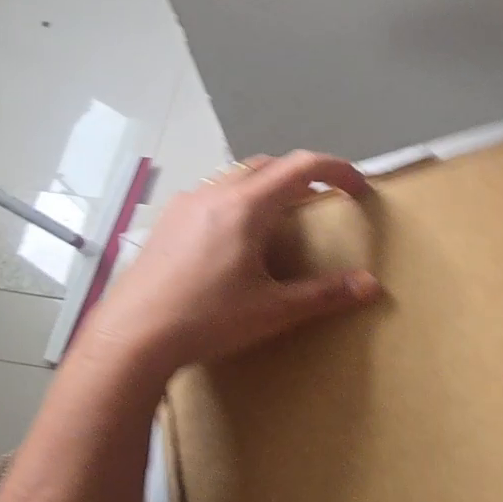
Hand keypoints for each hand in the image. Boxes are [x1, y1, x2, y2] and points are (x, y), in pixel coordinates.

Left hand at [77, 150, 382, 375]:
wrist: (131, 337)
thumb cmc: (206, 320)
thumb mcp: (272, 311)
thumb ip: (324, 295)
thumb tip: (371, 285)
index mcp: (246, 206)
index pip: (302, 166)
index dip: (337, 170)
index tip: (358, 188)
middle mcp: (215, 193)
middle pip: (269, 164)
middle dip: (302, 174)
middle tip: (323, 201)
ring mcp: (186, 204)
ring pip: (237, 175)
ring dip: (268, 184)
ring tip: (282, 216)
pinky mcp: (167, 221)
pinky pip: (213, 192)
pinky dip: (239, 198)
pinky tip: (236, 236)